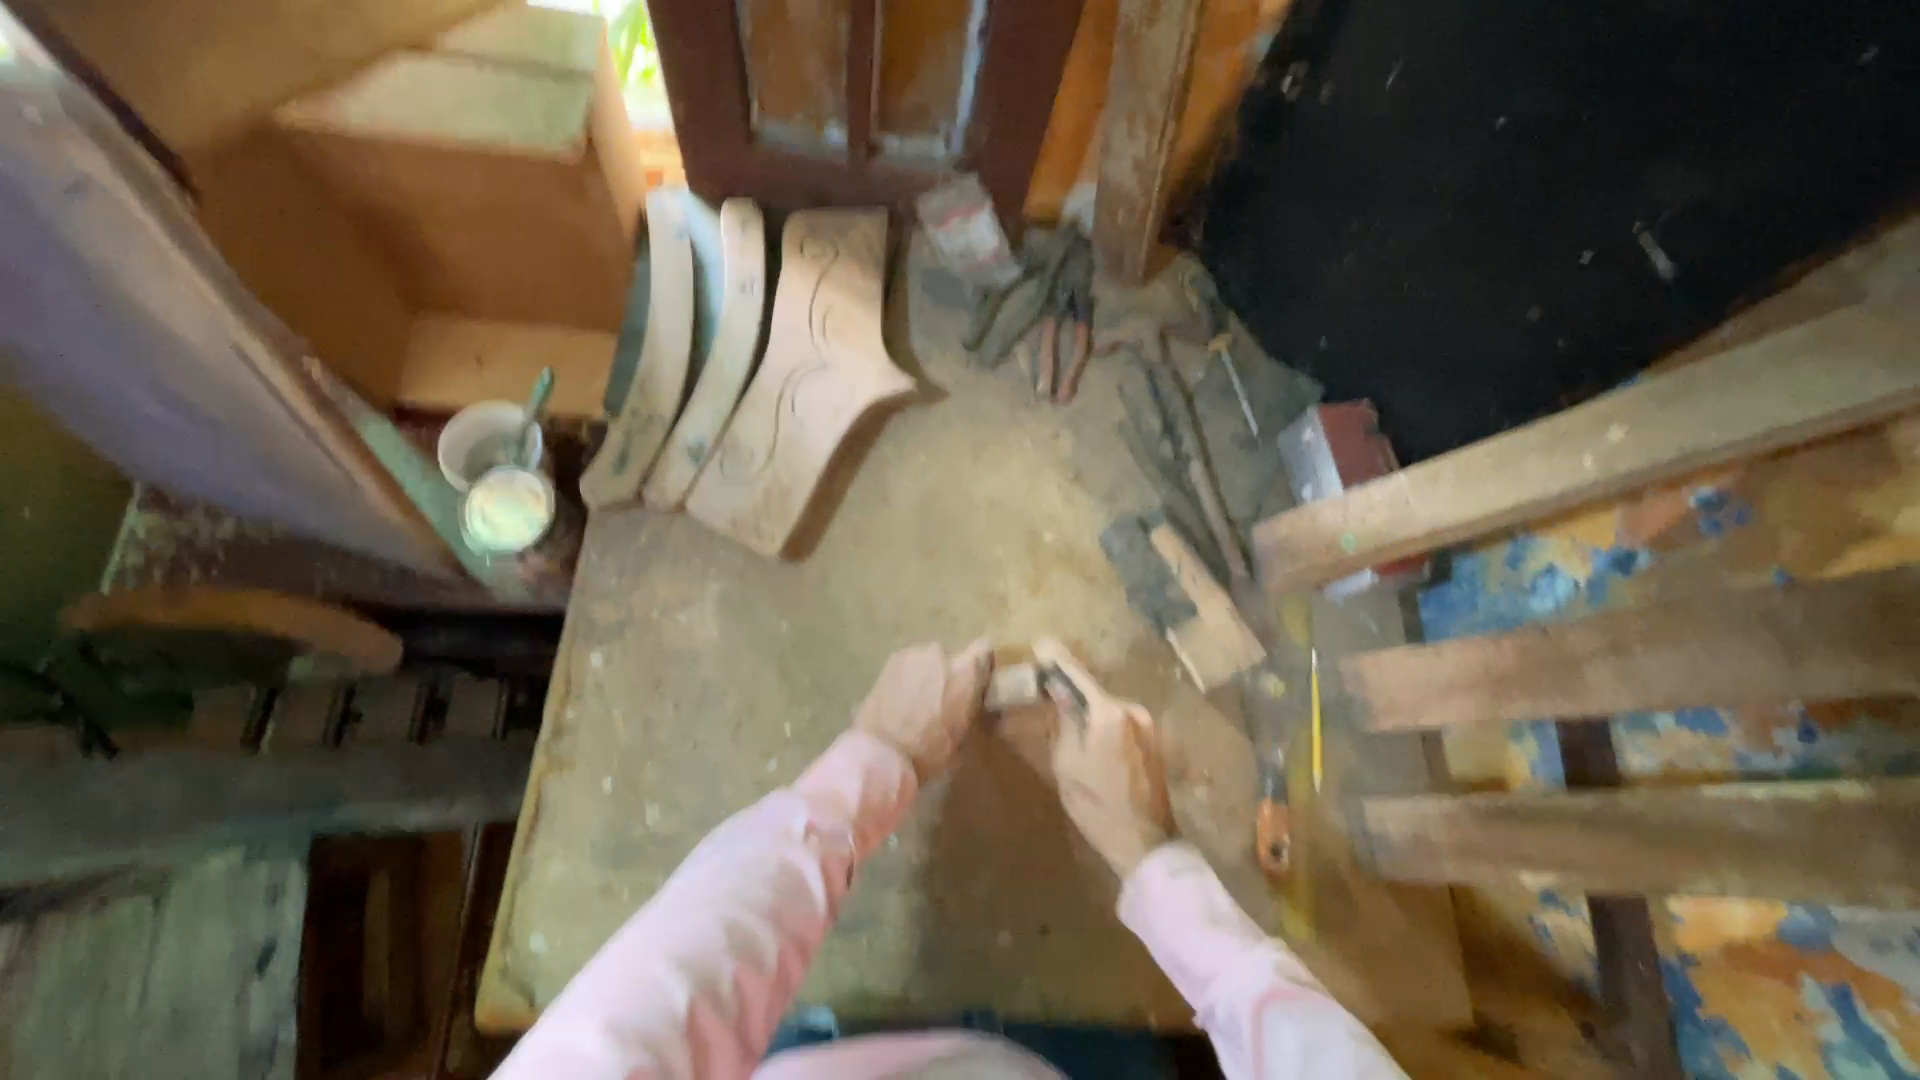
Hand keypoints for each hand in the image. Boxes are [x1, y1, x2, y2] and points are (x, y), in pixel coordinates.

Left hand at [853, 639, 992, 780]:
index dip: (980, 667)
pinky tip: (898, 701)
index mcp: (966, 670)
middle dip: (948, 675)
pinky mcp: (889, 661)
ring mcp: (912, 654)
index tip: (974, 685)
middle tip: (941, 701)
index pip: (984, 650)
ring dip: (926, 676)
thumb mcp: (965, 737)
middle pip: (952, 658)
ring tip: (915, 703)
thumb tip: (968, 704)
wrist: (882, 753)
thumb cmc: (930, 751)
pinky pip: (907, 666)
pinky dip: (906, 678)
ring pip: (927, 661)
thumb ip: (971, 709)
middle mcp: (941, 653)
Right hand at [1034, 638, 1174, 878]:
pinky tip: (1087, 736)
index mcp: (1110, 713)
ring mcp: (1147, 724)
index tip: (1040, 641)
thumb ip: (1064, 720)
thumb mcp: (1068, 764)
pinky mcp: (1153, 740)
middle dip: (1069, 688)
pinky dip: (1101, 722)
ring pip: (1106, 707)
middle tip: (1044, 688)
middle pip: (1093, 691)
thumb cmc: (1098, 805)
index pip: (1076, 675)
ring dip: (1086, 709)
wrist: (1146, 844)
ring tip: (1062, 717)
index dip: (1056, 659)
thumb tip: (1059, 689)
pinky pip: (1119, 721)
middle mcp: (1132, 709)